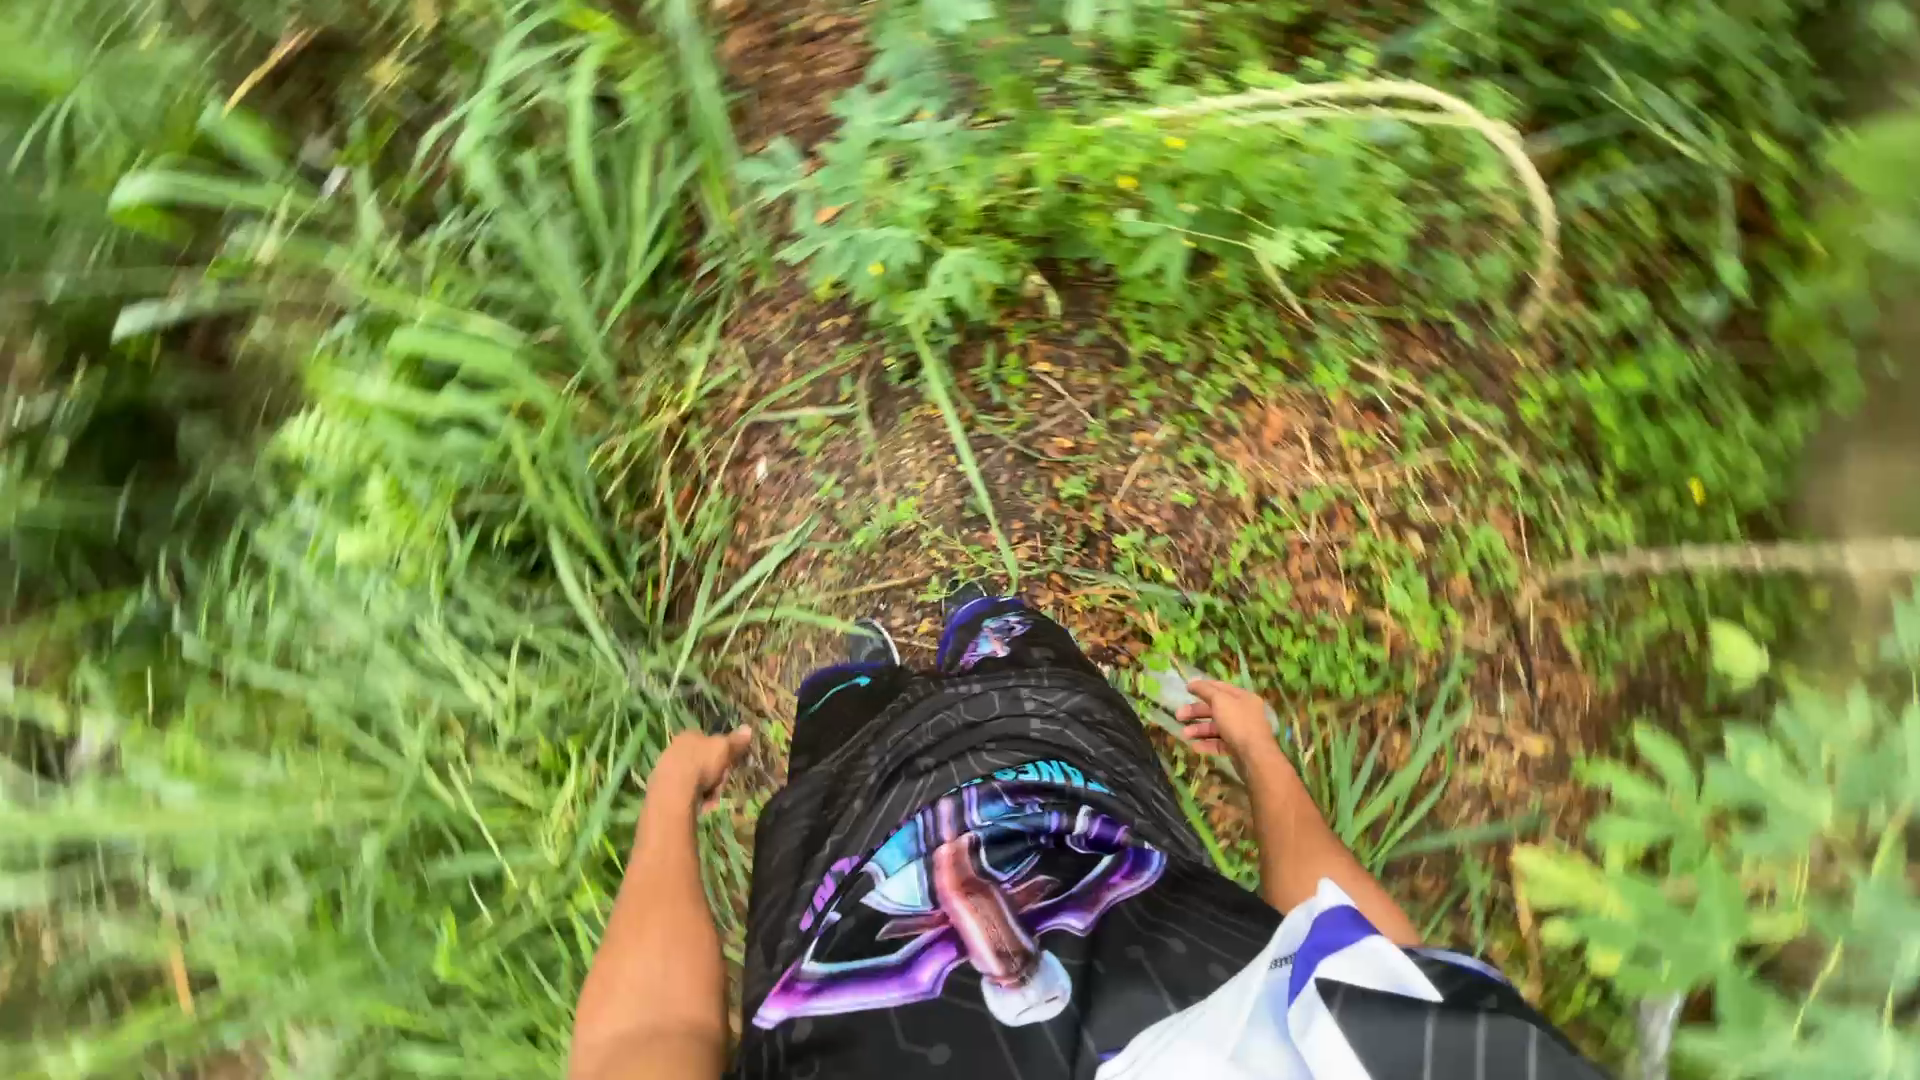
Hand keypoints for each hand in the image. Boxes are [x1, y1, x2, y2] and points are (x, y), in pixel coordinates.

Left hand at [648, 727, 752, 812]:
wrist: (674, 790)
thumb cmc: (702, 764)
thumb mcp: (724, 749)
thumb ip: (736, 741)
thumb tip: (748, 728)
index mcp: (689, 735)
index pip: (708, 741)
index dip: (720, 754)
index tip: (727, 766)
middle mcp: (674, 748)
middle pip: (701, 761)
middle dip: (714, 775)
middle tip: (719, 785)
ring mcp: (664, 768)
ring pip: (693, 778)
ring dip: (704, 788)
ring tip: (709, 798)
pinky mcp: (659, 787)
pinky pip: (683, 791)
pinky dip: (692, 797)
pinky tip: (698, 805)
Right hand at [1177, 679, 1279, 766]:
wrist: (1255, 756)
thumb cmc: (1238, 723)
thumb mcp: (1220, 700)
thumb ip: (1205, 690)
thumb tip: (1192, 683)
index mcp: (1243, 698)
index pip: (1220, 688)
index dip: (1203, 687)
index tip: (1186, 689)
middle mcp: (1243, 713)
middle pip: (1215, 708)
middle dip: (1196, 712)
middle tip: (1179, 715)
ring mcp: (1241, 731)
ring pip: (1216, 727)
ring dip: (1199, 729)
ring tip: (1185, 734)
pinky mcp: (1237, 748)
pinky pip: (1219, 743)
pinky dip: (1207, 743)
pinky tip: (1195, 746)